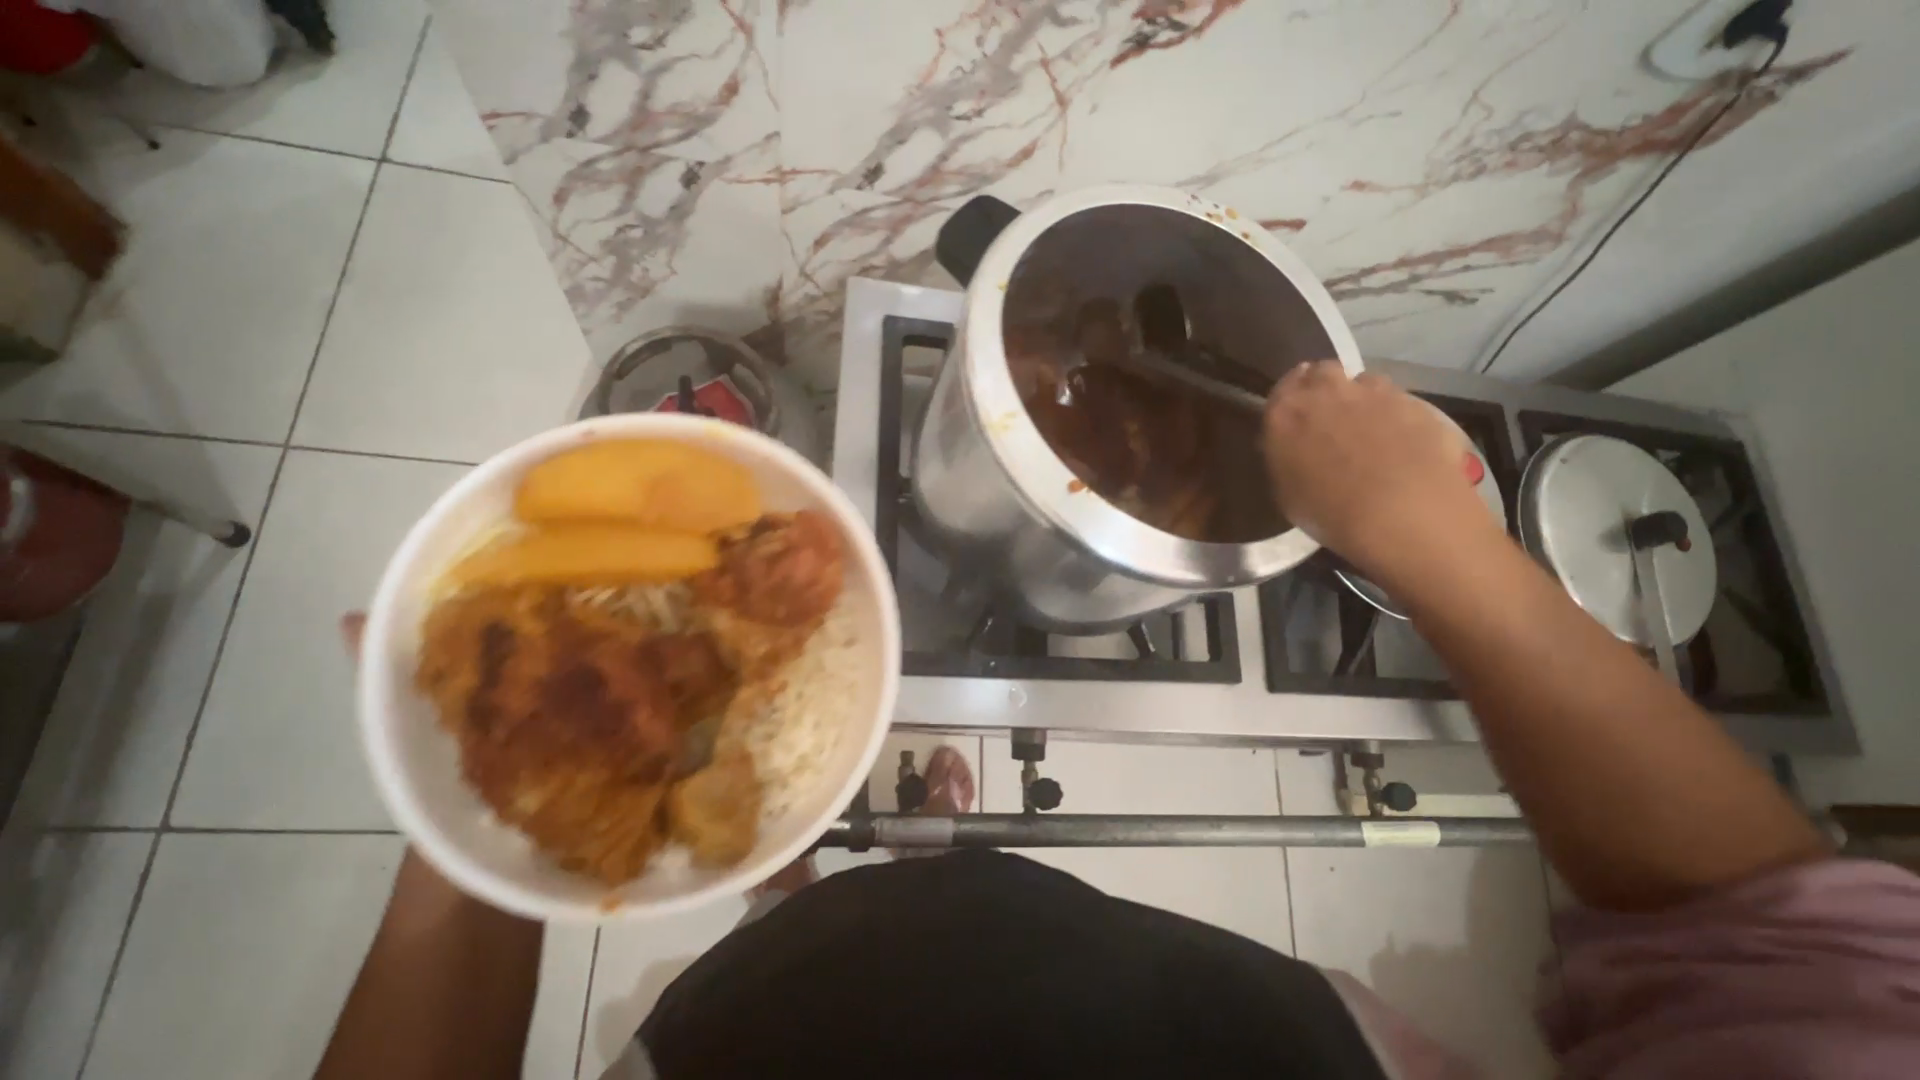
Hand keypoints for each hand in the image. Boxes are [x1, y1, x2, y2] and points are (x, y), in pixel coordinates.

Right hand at [1262, 362, 1498, 582]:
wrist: (1401, 514)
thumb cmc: (1329, 513)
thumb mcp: (1287, 493)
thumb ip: (1286, 458)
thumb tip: (1293, 449)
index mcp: (1287, 411)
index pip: (1284, 386)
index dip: (1292, 398)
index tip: (1296, 416)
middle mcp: (1329, 390)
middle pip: (1324, 372)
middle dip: (1325, 388)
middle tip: (1330, 418)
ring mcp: (1378, 393)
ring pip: (1366, 382)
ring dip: (1363, 399)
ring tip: (1370, 432)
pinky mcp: (1418, 404)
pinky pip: (1401, 402)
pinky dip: (1398, 417)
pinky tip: (1404, 446)